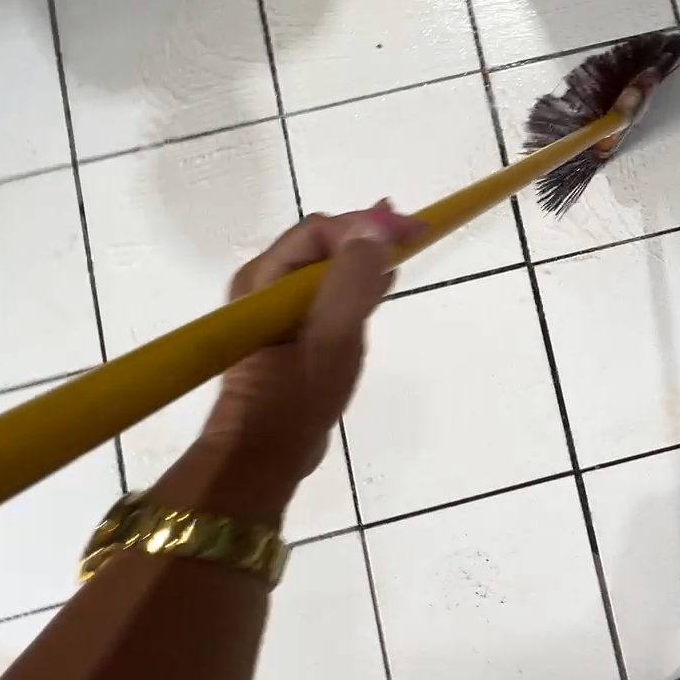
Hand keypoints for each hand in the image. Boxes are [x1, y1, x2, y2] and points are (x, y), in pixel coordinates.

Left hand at [155, 202, 423, 524]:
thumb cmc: (297, 396)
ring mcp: (277, 309)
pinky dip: (357, 286)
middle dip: (369, 238)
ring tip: (401, 262)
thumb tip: (380, 222)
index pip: (322, 230)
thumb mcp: (333, 335)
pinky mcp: (292, 332)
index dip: (368, 225)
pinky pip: (329, 294)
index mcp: (264, 278)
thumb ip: (353, 278)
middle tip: (414, 243)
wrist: (267, 457)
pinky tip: (380, 289)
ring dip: (365, 262)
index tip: (415, 234)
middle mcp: (265, 284)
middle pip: (325, 243)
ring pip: (329, 268)